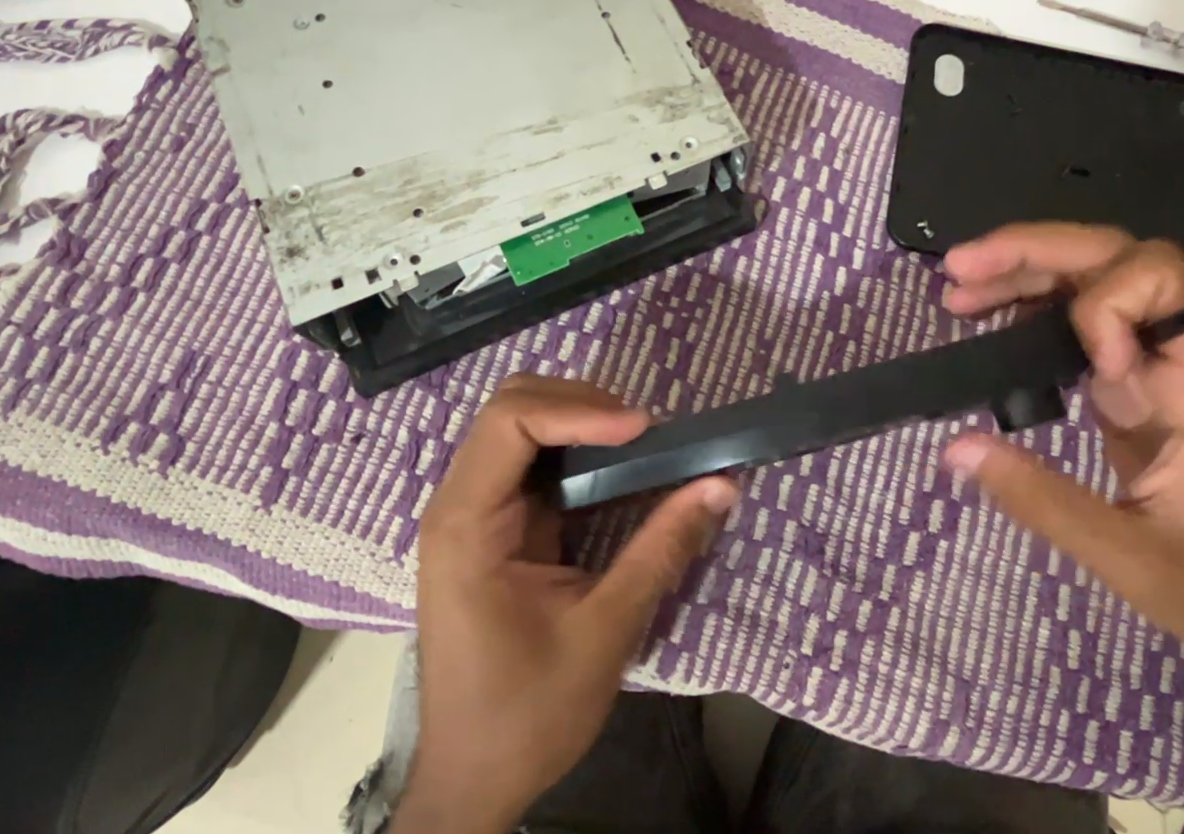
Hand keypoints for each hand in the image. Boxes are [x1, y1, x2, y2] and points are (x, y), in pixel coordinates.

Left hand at [394, 376, 738, 833]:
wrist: (477, 777)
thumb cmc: (528, 712)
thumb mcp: (605, 630)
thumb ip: (661, 549)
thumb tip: (723, 485)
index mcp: (466, 524)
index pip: (511, 422)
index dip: (580, 411)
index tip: (645, 431)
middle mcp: (459, 504)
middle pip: (511, 408)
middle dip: (581, 405)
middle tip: (647, 433)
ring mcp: (473, 514)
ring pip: (521, 428)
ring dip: (582, 424)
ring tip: (643, 446)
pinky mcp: (495, 529)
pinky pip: (533, 465)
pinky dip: (578, 453)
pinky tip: (619, 469)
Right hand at [940, 224, 1183, 678]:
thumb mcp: (1133, 562)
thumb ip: (1041, 501)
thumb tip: (954, 447)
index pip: (1164, 282)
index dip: (1106, 301)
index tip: (1087, 370)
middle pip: (1120, 262)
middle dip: (1036, 253)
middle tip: (958, 270)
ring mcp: (1167, 370)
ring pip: (1101, 285)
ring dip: (1029, 276)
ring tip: (959, 297)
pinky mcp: (1147, 390)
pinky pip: (1090, 329)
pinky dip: (1038, 317)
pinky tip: (995, 328)